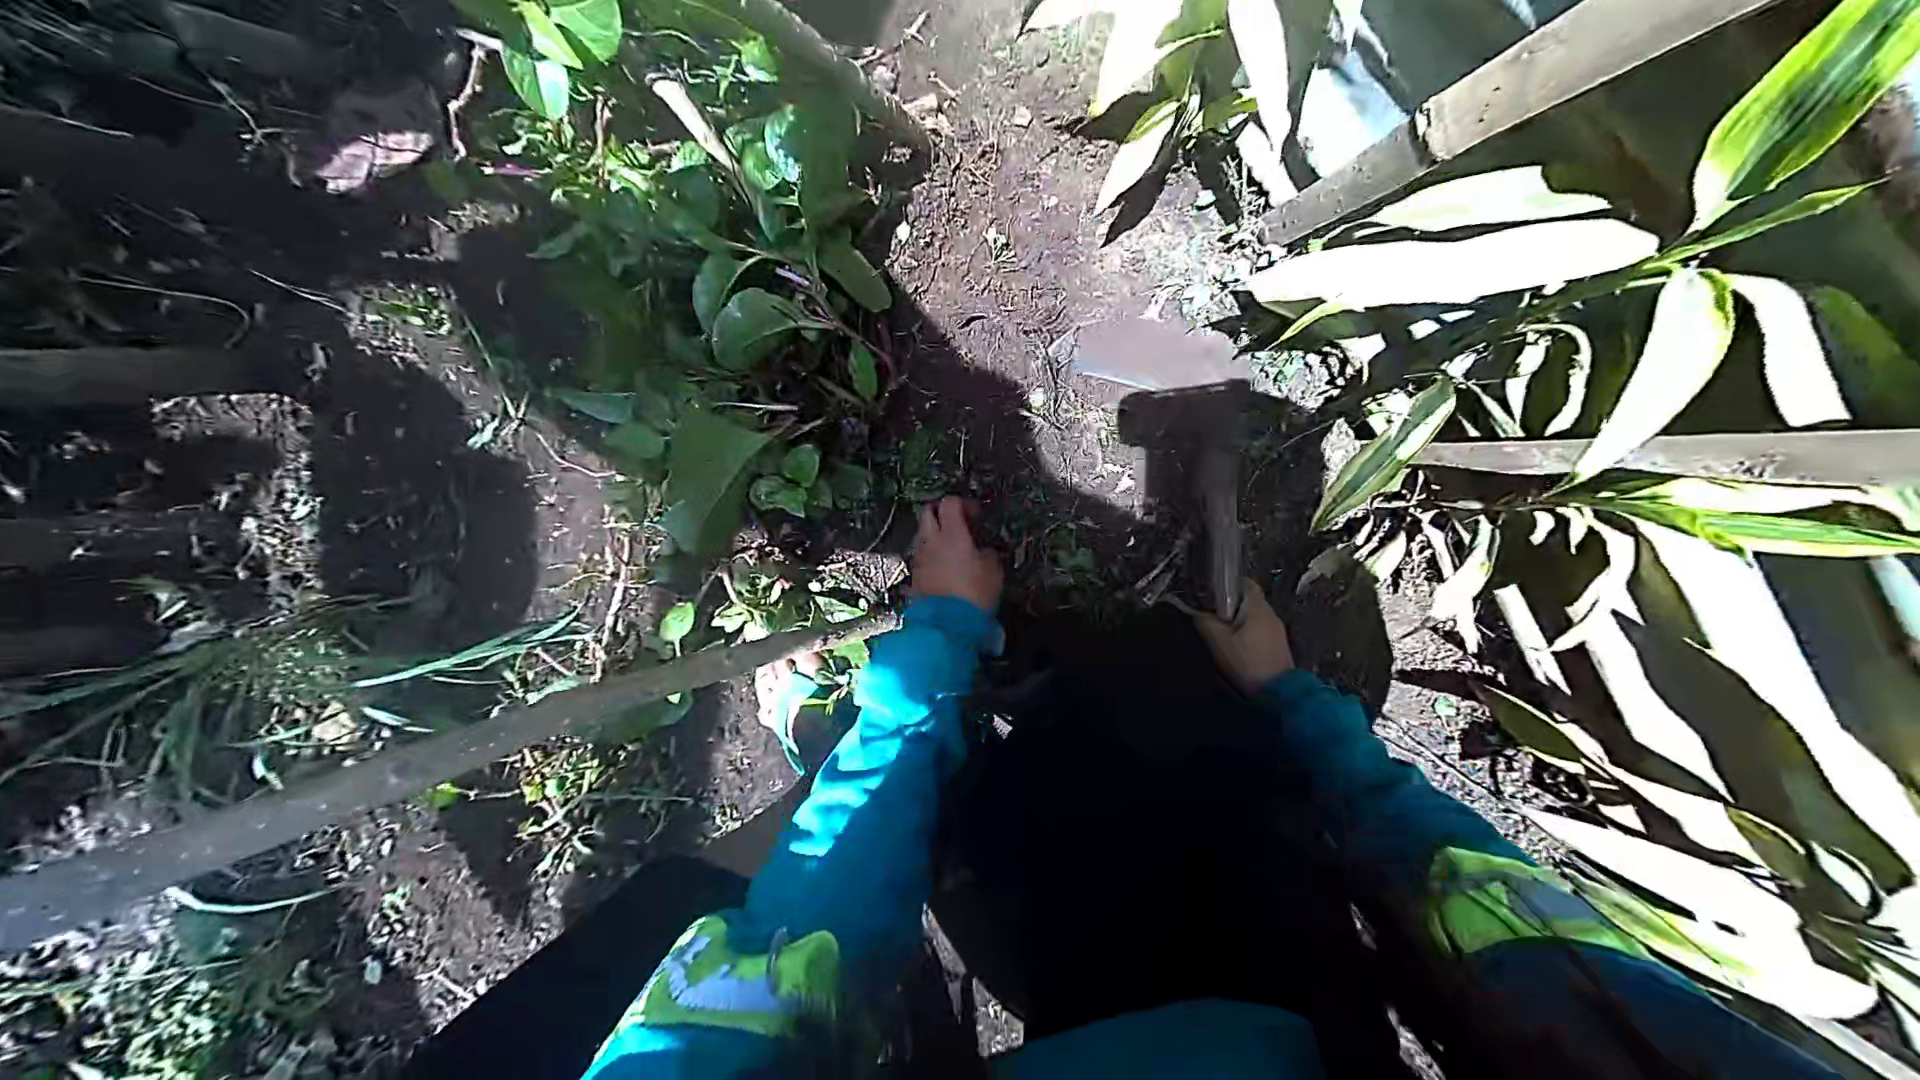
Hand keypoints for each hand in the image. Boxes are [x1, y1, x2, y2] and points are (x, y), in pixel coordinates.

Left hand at [911, 496, 1002, 613]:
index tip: (977, 515)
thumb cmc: (974, 593)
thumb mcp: (993, 570)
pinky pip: (922, 553)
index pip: (951, 503)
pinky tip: (946, 564)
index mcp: (951, 533)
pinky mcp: (915, 573)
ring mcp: (919, 556)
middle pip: (929, 511)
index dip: (965, 504)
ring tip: (953, 545)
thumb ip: (987, 553)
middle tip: (960, 522)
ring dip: (936, 532)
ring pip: (923, 532)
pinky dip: (932, 551)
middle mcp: (930, 540)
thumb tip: (983, 550)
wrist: (947, 624)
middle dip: (943, 511)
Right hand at [1193, 579, 1294, 692]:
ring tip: (1225, 637)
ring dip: (1239, 622)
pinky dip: (1248, 634)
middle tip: (1214, 619)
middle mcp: (1272, 617)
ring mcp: (1278, 632)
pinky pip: (1260, 631)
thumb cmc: (1247, 667)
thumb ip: (1205, 622)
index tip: (1213, 596)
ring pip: (1254, 616)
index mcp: (1258, 610)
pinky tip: (1238, 649)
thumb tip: (1197, 612)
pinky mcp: (1279, 646)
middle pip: (1248, 601)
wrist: (1277, 696)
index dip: (1227, 586)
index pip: (1245, 584)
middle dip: (1231, 606)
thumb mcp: (1218, 643)